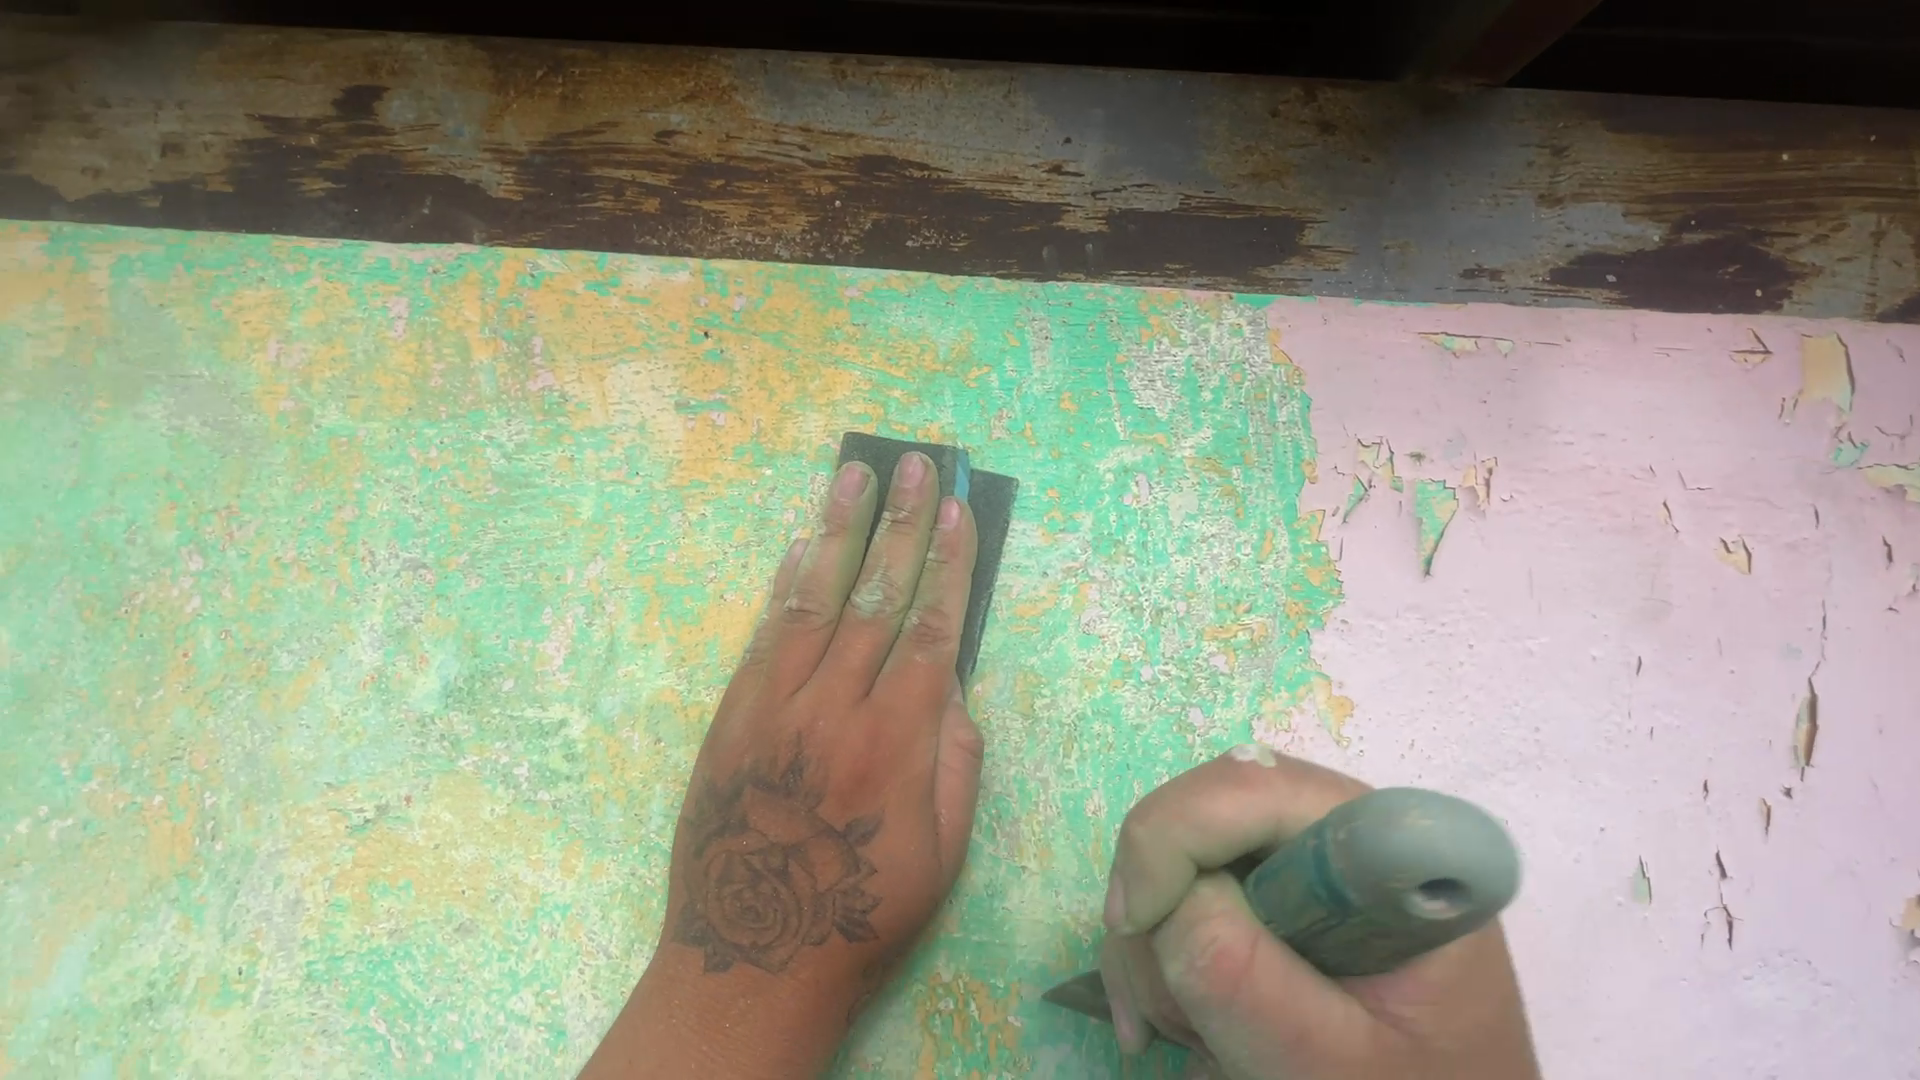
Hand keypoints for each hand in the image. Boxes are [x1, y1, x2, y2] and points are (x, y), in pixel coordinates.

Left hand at [582, 453, 984, 1078]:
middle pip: (876, 598)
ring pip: (815, 600)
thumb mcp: (943, 853)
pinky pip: (765, 635)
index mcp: (898, 741)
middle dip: (901, 525)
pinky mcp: (733, 714)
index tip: (956, 512)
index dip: (947, 566)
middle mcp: (837, 707)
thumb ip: (957, 761)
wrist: (750, 953)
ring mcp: (776, 705)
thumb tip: (951, 686)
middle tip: (915, 466)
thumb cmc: (863, 911)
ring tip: (856, 476)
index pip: (931, 630)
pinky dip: (787, 584)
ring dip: (839, 532)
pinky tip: (802, 543)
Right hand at [1098, 747, 1538, 1079]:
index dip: (1173, 837)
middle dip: (1157, 904)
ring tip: (1186, 1037)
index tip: (1134, 925)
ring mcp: (1300, 853)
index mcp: (1384, 850)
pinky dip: (1152, 950)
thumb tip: (1161, 897)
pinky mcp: (1270, 881)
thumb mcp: (1326, 1062)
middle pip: (1201, 813)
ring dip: (1151, 944)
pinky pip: (1178, 885)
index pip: (1251, 787)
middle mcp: (1339, 827)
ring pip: (1176, 849)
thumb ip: (1240, 973)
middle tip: (1161, 1013)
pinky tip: (1171, 1021)